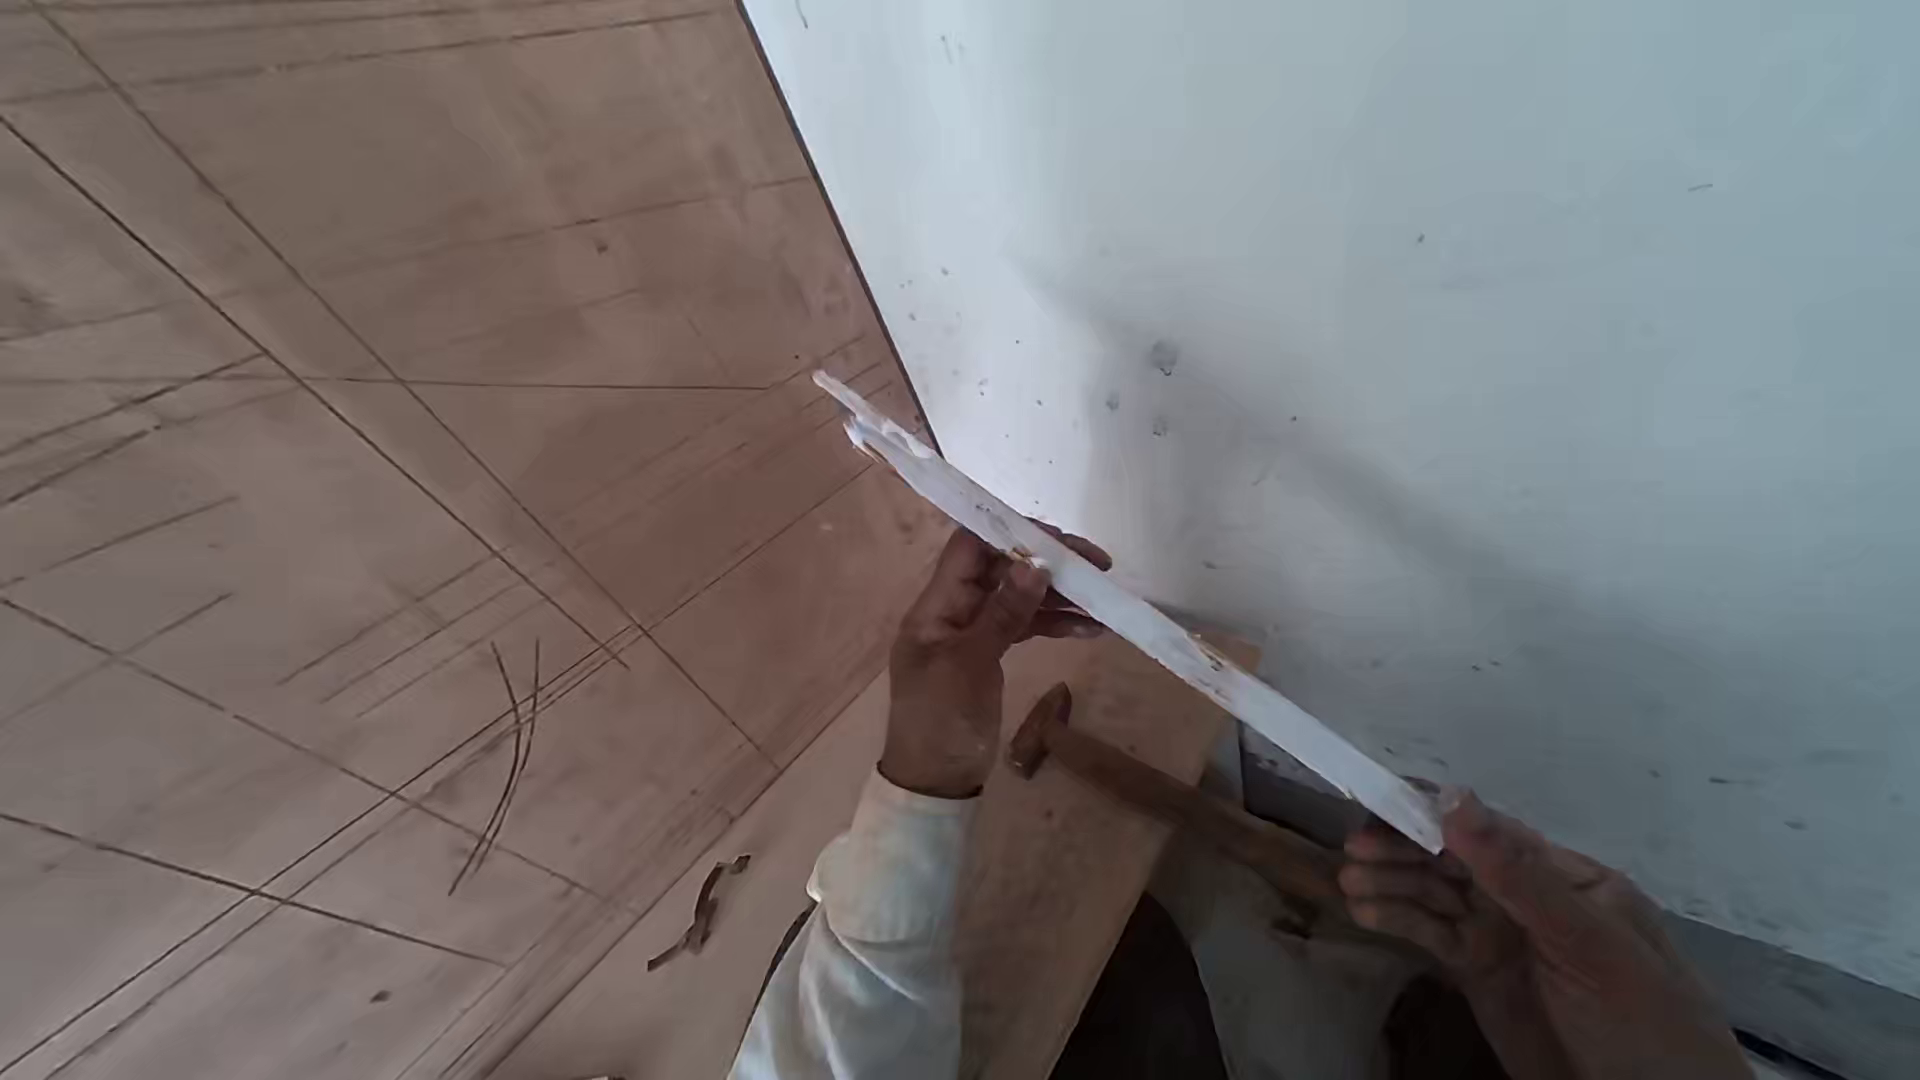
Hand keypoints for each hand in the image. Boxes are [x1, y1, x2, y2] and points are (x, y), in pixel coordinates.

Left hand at [881, 525, 1111, 797]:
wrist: (935, 782)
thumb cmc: (942, 721)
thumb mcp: (971, 664)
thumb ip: (1003, 612)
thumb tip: (1036, 563)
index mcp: (935, 605)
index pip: (969, 548)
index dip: (1011, 534)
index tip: (1059, 538)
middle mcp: (953, 609)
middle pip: (1001, 569)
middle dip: (1047, 563)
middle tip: (1097, 565)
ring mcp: (973, 631)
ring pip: (1018, 597)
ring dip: (1058, 595)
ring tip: (1102, 599)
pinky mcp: (990, 652)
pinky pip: (1023, 626)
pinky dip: (1053, 624)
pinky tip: (1089, 628)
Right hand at [1340, 793, 1751, 1079]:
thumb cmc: (1641, 1027)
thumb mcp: (1586, 944)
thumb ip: (1517, 872)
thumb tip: (1453, 793)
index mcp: (1563, 878)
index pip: (1485, 830)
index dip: (1429, 815)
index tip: (1378, 805)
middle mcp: (1523, 895)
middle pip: (1447, 856)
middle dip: (1399, 850)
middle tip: (1353, 851)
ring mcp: (1496, 930)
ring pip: (1429, 890)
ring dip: (1386, 882)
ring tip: (1348, 884)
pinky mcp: (1471, 964)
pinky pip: (1425, 929)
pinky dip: (1392, 917)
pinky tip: (1362, 913)